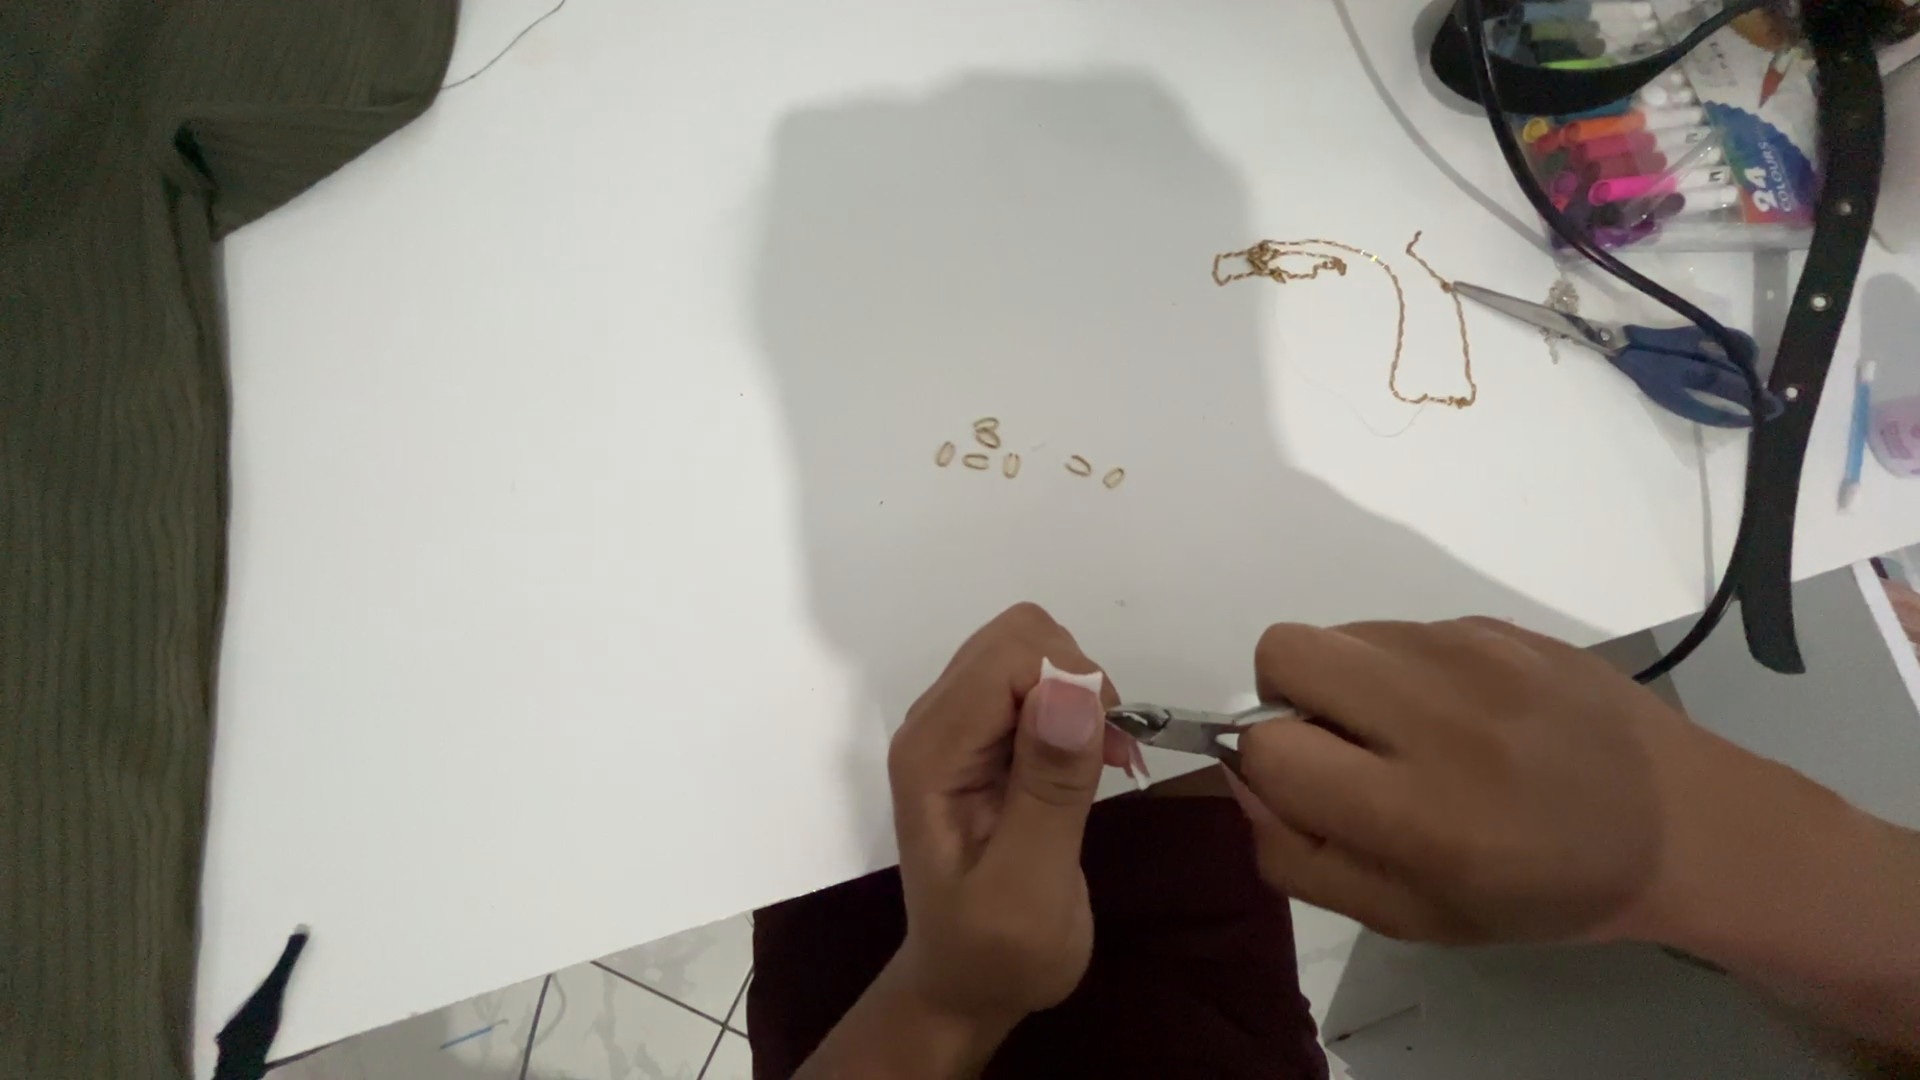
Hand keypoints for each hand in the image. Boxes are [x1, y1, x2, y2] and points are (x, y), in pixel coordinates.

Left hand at [883, 603, 1126, 1031]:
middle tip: (1105, 749)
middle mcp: (935, 720)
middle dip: (1076, 677)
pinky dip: (1074, 700)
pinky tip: (1091, 754)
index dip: (1068, 682)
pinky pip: (1031, 676)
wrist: (966, 981)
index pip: (1004, 658)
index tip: (1105, 745)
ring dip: (1078, 687)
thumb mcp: (1030, 889)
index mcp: (932, 751)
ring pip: (1025, 647)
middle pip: (1013, 635)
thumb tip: (1072, 690)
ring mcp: (955, 722)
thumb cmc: (997, 952)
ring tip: (1101, 756)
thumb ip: (1049, 790)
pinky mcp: (981, 731)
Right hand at [1230, 617, 1698, 943]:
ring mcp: (1470, 652)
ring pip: (1333, 634)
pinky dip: (1394, 667)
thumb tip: (1241, 775)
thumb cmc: (1542, 890)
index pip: (1270, 748)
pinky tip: (1456, 708)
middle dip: (1282, 694)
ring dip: (1342, 680)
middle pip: (1282, 651)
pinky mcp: (1491, 622)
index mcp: (1422, 813)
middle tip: (1335, 736)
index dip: (1267, 765)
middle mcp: (1442, 715)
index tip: (1306, 782)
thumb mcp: (1410, 917)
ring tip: (1407, 725)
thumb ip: (1298, 857)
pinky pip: (1391, 629)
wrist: (1691, 827)